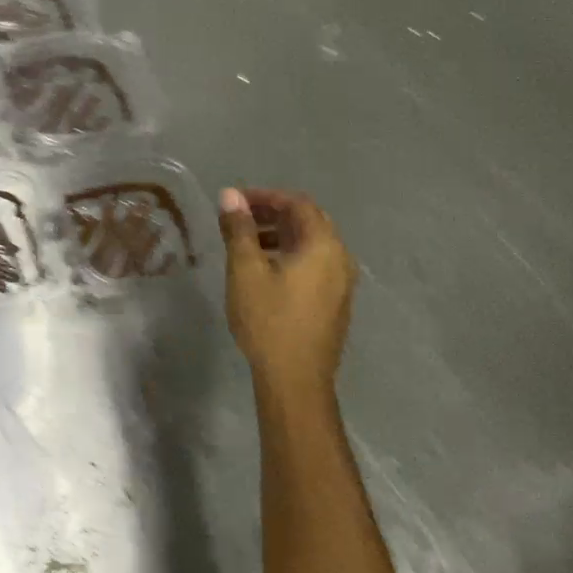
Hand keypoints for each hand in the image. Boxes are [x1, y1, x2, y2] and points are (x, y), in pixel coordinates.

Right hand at [217, 188, 357, 396]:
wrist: (296, 378)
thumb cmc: (268, 319)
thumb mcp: (245, 271)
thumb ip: (239, 230)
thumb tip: (230, 195)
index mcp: (322, 245)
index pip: (298, 204)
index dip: (265, 196)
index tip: (234, 202)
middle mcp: (340, 258)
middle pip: (309, 221)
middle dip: (273, 214)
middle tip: (239, 219)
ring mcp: (341, 282)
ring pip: (311, 244)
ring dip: (280, 235)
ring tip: (246, 245)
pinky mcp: (335, 301)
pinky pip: (314, 264)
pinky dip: (290, 255)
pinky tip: (265, 272)